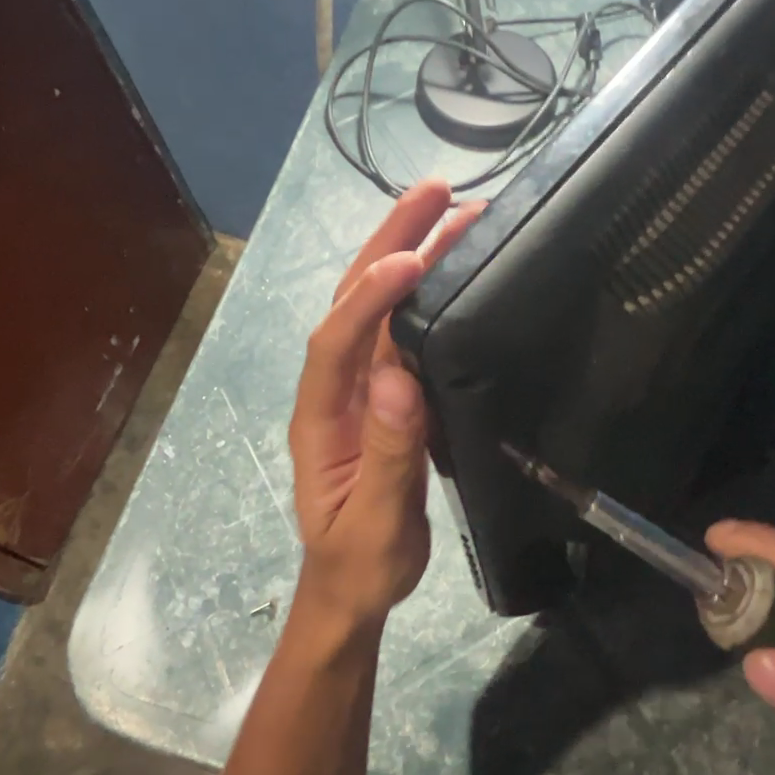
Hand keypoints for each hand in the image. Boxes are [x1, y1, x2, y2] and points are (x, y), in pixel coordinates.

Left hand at [287, 178, 480, 631]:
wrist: (354, 583)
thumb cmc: (360, 561)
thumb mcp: (374, 522)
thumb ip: (385, 455)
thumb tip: (399, 380)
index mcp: (319, 415)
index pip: (334, 342)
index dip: (368, 298)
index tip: (411, 260)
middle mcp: (336, 385)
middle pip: (353, 298)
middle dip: (389, 240)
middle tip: (437, 191)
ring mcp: (362, 383)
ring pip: (380, 303)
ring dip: (411, 249)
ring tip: (456, 207)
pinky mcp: (390, 390)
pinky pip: (405, 328)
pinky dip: (428, 287)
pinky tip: (456, 261)